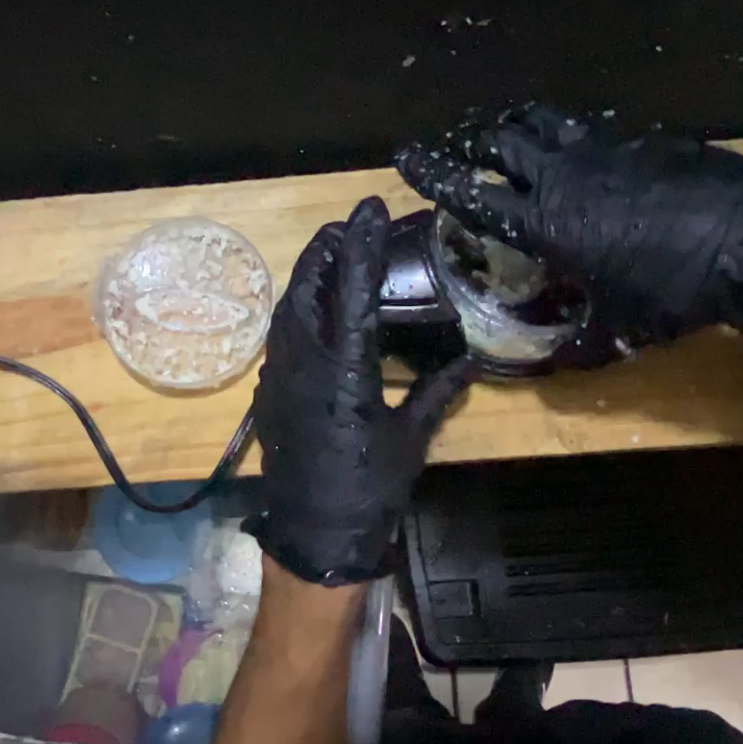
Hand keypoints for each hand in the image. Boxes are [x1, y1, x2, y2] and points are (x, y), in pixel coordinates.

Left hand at [245, 197, 477, 585]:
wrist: (314, 535)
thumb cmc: (369, 488)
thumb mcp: (411, 438)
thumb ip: (438, 392)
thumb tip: (473, 362)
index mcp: (344, 366)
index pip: (351, 287)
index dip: (361, 242)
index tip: (370, 207)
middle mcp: (303, 359)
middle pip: (307, 286)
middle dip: (326, 249)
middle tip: (350, 228)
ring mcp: (279, 375)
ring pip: (287, 307)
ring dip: (309, 276)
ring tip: (334, 258)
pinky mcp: (269, 391)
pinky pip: (280, 334)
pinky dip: (298, 310)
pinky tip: (316, 312)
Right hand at [395, 103, 742, 358]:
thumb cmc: (675, 290)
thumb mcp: (620, 327)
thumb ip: (577, 344)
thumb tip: (552, 368)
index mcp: (544, 223)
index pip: (471, 194)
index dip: (434, 175)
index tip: (407, 157)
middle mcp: (561, 176)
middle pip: (501, 141)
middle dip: (476, 145)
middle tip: (468, 154)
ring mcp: (601, 148)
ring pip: (540, 121)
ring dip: (518, 128)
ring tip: (513, 137)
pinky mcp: (638, 138)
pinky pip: (586, 125)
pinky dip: (567, 132)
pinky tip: (580, 149)